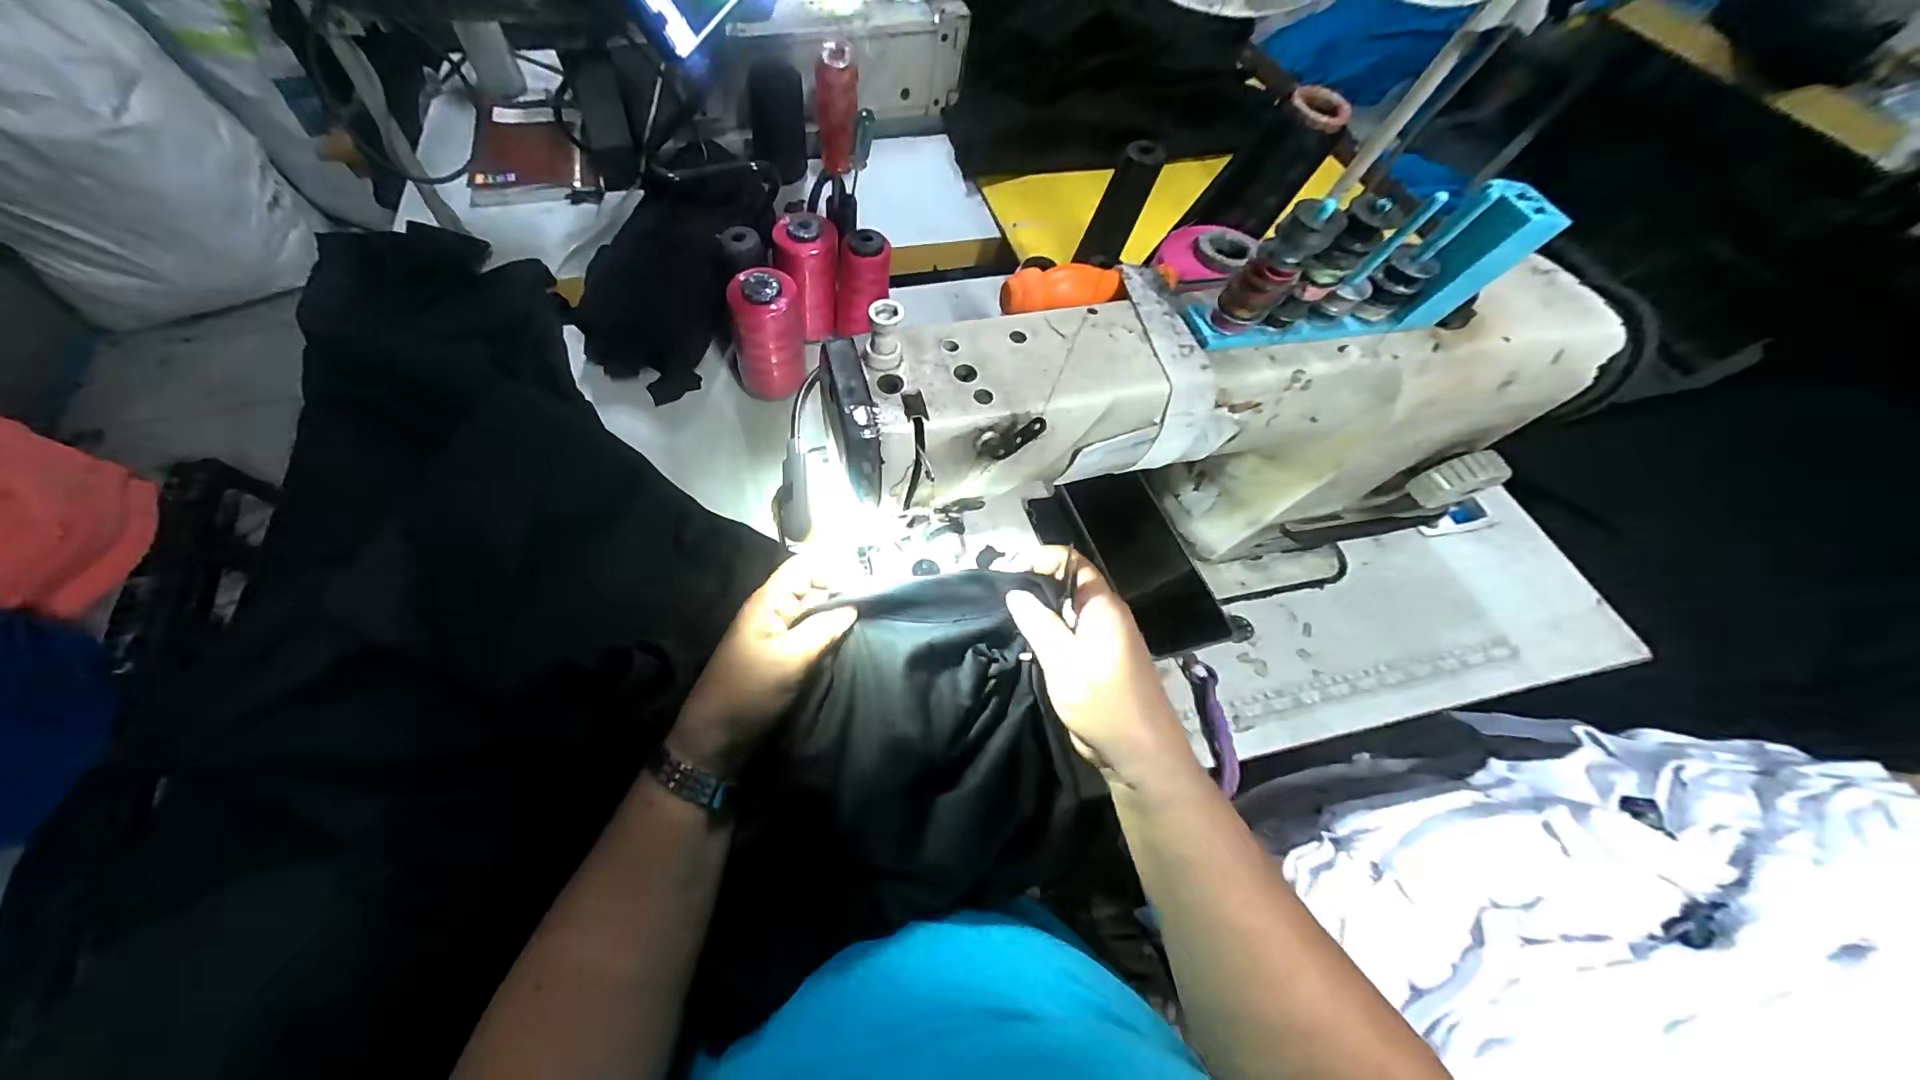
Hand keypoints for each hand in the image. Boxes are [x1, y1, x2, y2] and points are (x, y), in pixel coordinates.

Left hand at [670, 556, 857, 776]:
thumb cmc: (749, 691)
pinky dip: (829, 633)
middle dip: (840, 591)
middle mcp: (773, 611)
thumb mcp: (790, 658)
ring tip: (868, 621)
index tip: (864, 586)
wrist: (715, 737)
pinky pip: (810, 634)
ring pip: (813, 611)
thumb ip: (823, 629)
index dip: (833, 569)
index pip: (803, 567)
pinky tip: (849, 640)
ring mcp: (777, 633)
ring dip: (837, 614)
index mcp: (768, 602)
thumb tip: (853, 606)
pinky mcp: (782, 654)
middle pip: (811, 587)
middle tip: (873, 606)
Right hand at [1000, 547, 1206, 795]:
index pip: (1071, 561)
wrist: (1140, 752)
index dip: (1039, 558)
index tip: (1006, 571)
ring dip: (1039, 612)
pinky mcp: (1098, 659)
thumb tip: (1016, 592)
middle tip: (999, 596)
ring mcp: (1104, 637)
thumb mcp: (1063, 661)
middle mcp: (1106, 614)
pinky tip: (1026, 644)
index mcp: (1103, 605)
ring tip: (1006, 618)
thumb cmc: (1104, 702)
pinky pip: (1070, 634)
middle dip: (1034, 585)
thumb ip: (1039, 623)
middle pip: (1067, 584)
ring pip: (1067, 611)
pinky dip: (1049, 634)